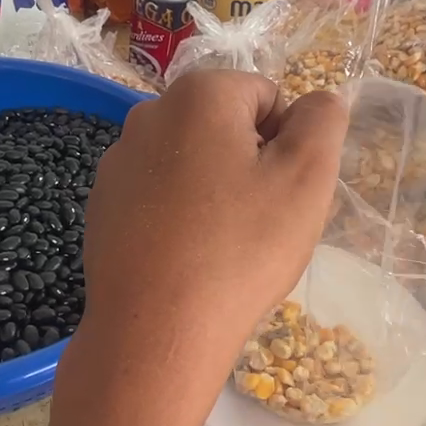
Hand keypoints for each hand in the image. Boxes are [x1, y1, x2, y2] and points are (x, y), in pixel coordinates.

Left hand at [70, 71, 347, 415]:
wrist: (156, 331)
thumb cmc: (240, 249)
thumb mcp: (306, 177)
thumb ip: (322, 121)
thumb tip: (319, 100)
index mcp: (198, 94)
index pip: (266, 95)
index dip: (287, 142)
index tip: (283, 192)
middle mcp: (147, 115)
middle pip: (224, 127)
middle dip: (250, 164)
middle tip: (260, 222)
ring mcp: (117, 163)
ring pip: (190, 164)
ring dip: (214, 191)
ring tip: (222, 246)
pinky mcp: (102, 207)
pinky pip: (157, 198)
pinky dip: (178, 217)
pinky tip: (186, 260)